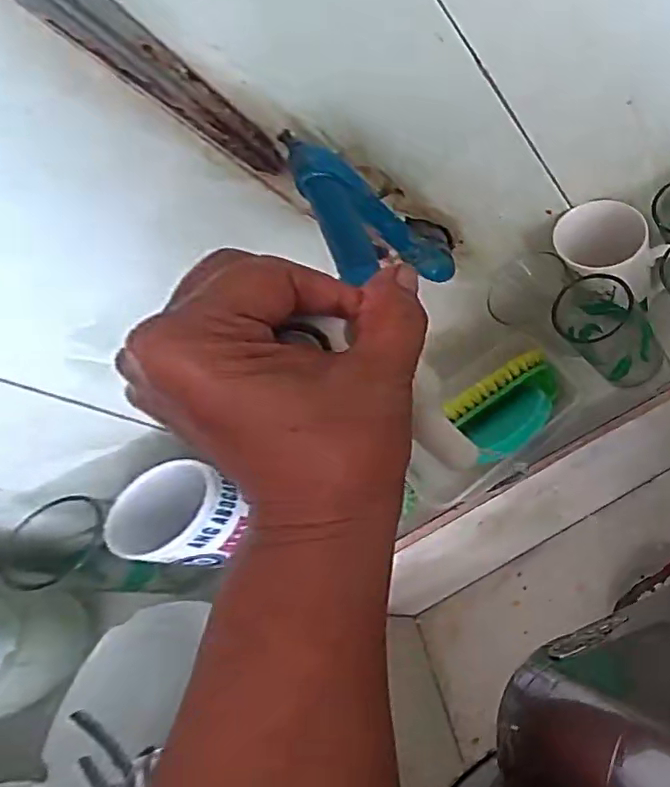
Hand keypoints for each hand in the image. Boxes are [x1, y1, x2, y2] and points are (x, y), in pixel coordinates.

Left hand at [118, 250, 427, 532]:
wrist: (328, 513)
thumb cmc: (348, 448)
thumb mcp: (381, 373)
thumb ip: (393, 314)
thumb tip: (398, 274)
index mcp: (187, 341)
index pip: (268, 276)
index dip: (335, 295)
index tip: (373, 331)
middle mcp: (154, 348)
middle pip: (239, 281)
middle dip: (307, 303)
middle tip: (351, 343)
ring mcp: (161, 370)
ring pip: (237, 305)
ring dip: (294, 322)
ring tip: (331, 365)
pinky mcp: (181, 387)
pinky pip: (228, 335)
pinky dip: (276, 341)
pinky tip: (308, 376)